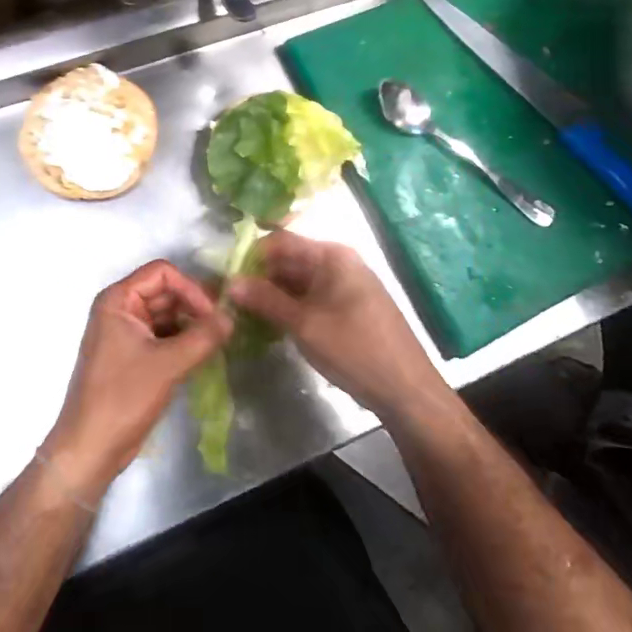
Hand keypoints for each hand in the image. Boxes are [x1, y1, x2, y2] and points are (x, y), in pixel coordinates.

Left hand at [43, 260, 232, 494]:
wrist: (90, 448)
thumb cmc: (123, 398)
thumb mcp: (168, 364)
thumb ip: (203, 337)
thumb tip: (231, 317)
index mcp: (118, 300)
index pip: (162, 272)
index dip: (191, 288)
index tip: (214, 315)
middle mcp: (119, 309)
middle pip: (165, 291)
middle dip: (194, 306)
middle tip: (223, 327)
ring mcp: (124, 332)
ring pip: (166, 314)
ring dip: (191, 324)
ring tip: (217, 341)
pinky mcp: (132, 355)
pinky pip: (162, 335)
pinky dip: (182, 340)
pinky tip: (203, 354)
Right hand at [227, 231, 446, 421]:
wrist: (407, 390)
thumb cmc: (355, 349)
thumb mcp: (305, 324)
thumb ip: (266, 300)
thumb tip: (231, 282)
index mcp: (332, 255)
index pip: (281, 241)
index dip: (251, 256)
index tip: (224, 276)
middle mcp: (340, 262)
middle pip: (290, 260)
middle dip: (259, 277)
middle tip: (228, 299)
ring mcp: (346, 285)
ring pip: (299, 281)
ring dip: (273, 294)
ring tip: (242, 312)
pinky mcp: (349, 307)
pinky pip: (312, 297)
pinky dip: (291, 307)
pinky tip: (270, 323)